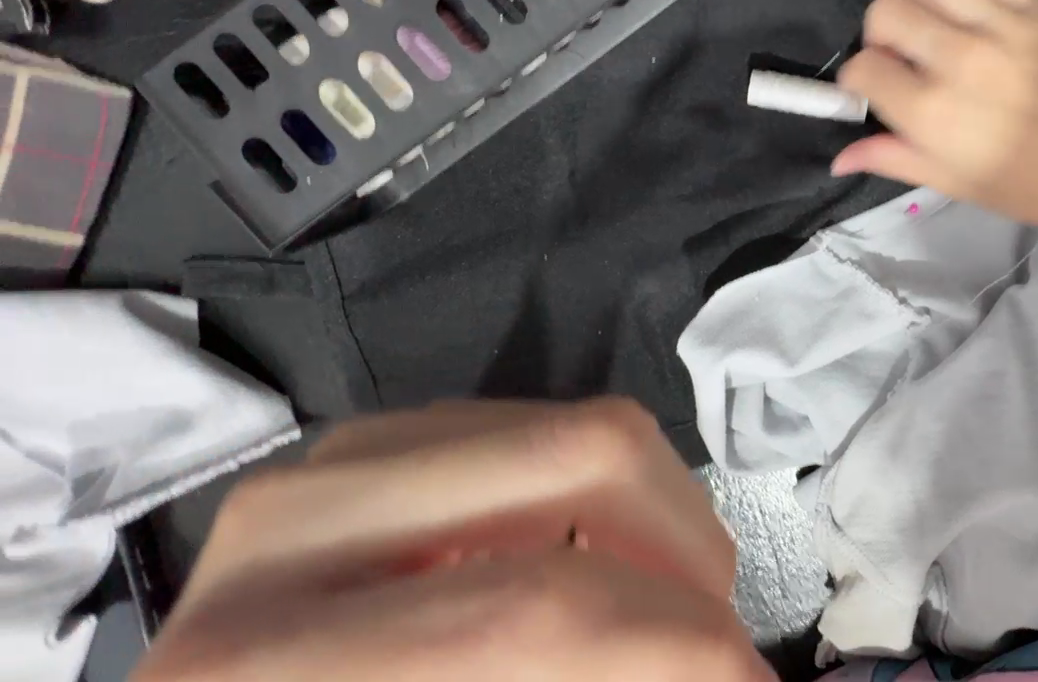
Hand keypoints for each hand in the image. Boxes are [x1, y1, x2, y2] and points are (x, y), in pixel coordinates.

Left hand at [134, 399, 768, 681]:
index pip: (538, 615)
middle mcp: (294, 521)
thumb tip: (729, 673)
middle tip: (718, 629)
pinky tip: (596, 562)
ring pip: (578, 424)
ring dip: (659, 515)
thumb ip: (595, 678)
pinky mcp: (378, 440)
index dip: (682, 646)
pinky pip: (547, 426)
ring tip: (664, 598)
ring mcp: (339, 458)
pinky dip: (606, 495)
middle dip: (690, 547)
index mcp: (264, 663)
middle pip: (584, 457)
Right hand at [834, 0, 1037, 238]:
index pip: (862, 67)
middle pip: (887, 8)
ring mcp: (1003, 29)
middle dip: (883, 31)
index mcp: (934, 115)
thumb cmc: (1030, 187)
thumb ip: (894, 158)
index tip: (878, 86)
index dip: (860, 78)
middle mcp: (961, 61)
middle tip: (907, 54)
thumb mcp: (954, 184)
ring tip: (943, 25)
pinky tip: (984, 12)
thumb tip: (839, 157)